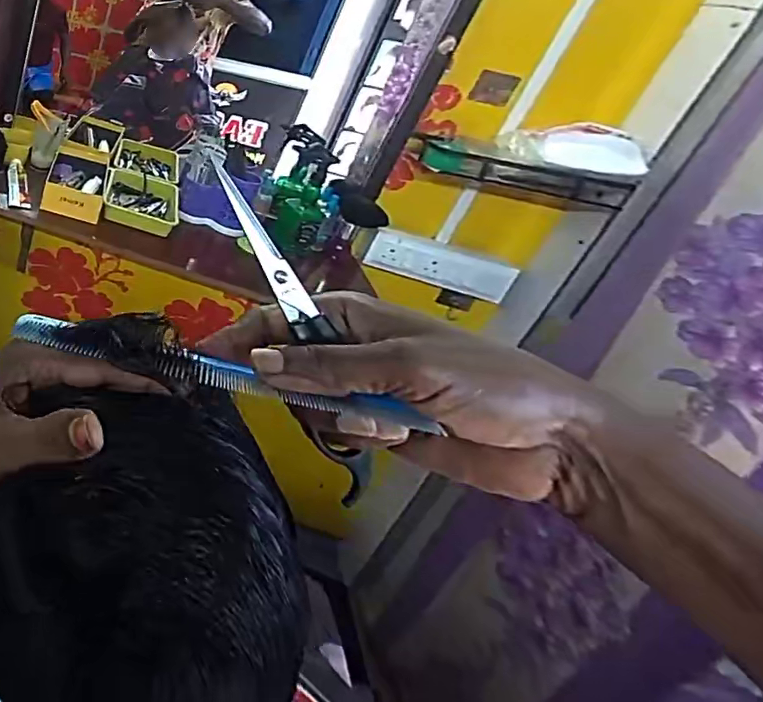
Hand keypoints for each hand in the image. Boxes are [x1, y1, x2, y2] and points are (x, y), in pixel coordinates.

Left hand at [0, 340, 165, 503]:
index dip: (133, 380)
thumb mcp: (5, 444)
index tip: (174, 394)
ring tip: (150, 419)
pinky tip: (104, 433)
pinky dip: (85, 412)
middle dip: (125, 384)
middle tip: (171, 406)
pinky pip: (61, 403)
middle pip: (86, 371)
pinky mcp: (17, 404)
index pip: (91, 366)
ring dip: (107, 399)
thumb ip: (51, 436)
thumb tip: (102, 428)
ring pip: (75, 387)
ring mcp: (21, 382)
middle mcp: (27, 362)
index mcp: (27, 360)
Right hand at [195, 292, 618, 509]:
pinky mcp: (372, 423)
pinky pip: (335, 428)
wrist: (557, 445)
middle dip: (297, 386)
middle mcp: (343, 348)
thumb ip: (325, 366)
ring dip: (340, 415)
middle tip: (328, 401)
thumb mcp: (402, 366)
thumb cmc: (483, 381)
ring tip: (390, 420)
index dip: (239, 336)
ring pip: (305, 401)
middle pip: (282, 362)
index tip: (205, 358)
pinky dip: (357, 435)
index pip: (275, 319)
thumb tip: (257, 360)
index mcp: (346, 316)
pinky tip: (397, 434)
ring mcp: (357, 387)